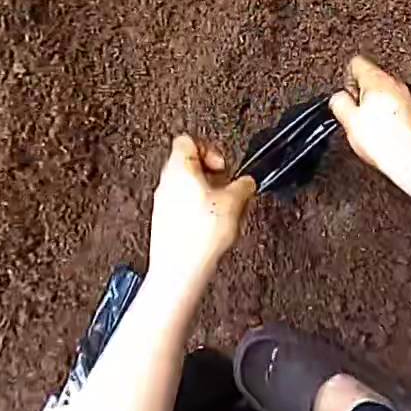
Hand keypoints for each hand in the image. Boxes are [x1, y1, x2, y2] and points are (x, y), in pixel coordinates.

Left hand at [148, 135, 255, 286]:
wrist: (180, 270)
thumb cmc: (200, 234)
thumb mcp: (235, 201)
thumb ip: (244, 184)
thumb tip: (247, 182)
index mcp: (179, 169)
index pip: (187, 140)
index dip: (210, 148)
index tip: (224, 165)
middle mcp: (167, 183)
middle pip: (188, 163)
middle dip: (212, 173)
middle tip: (226, 185)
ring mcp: (163, 203)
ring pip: (187, 185)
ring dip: (207, 192)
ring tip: (223, 207)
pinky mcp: (165, 222)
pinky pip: (183, 205)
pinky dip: (199, 208)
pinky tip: (213, 224)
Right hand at [329, 55, 410, 175]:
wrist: (407, 157)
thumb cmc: (382, 139)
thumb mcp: (348, 120)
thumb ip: (339, 103)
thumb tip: (339, 98)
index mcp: (376, 80)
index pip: (356, 63)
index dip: (347, 79)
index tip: (346, 96)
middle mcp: (394, 84)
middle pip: (371, 77)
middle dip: (361, 93)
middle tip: (356, 113)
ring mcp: (405, 97)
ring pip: (384, 92)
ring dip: (374, 104)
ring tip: (369, 125)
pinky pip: (394, 106)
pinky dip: (387, 114)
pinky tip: (382, 131)